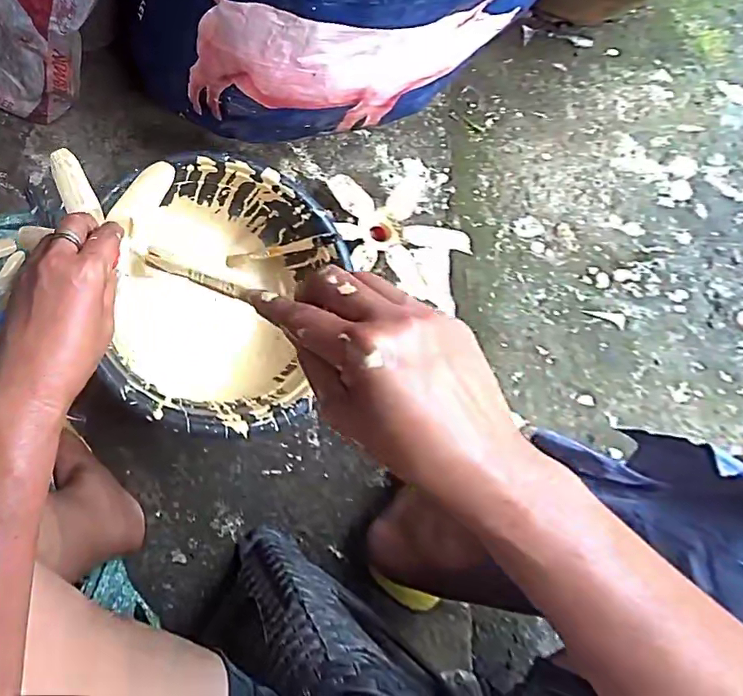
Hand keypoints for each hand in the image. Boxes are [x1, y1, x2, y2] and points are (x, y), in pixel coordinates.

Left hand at [0, 213, 123, 415]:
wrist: (28, 381)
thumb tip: (106, 266)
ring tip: (76, 264)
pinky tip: (56, 279)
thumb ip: (107, 286)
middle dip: (89, 227)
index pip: (105, 235)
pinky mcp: (18, 278)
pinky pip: (38, 254)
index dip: (114, 235)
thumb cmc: (74, 359)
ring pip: (54, 236)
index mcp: (85, 270)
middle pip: (75, 222)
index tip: (117, 239)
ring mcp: (33, 266)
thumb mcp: (105, 323)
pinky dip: (51, 257)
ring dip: (68, 241)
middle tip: (96, 245)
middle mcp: (57, 259)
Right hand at [253, 267, 539, 510]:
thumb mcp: (342, 415)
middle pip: (332, 279)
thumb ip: (314, 365)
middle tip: (304, 311)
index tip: (262, 299)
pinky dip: (377, 306)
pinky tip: (379, 334)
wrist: (481, 463)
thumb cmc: (412, 450)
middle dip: (308, 292)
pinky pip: (397, 296)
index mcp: (364, 349)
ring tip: (342, 321)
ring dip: (343, 294)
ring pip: (364, 279)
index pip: (304, 316)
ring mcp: (424, 316)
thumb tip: (301, 335)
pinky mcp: (446, 318)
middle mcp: (394, 322)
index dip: (275, 307)